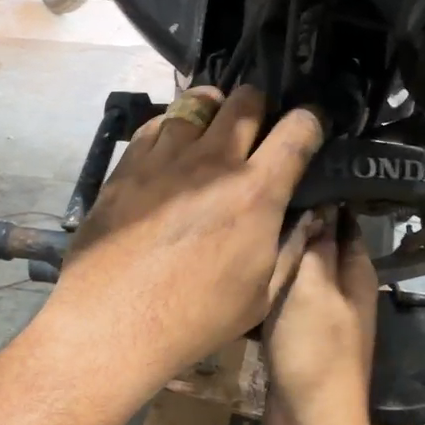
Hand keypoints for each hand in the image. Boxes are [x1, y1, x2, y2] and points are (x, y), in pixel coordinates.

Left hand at [43, 86, 326, 387]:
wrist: (114, 323)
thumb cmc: (196, 320)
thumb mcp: (261, 297)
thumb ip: (292, 249)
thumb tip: (311, 217)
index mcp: (256, 193)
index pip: (298, 130)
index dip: (311, 124)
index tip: (308, 133)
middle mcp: (213, 162)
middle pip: (246, 100)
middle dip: (259, 108)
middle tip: (255, 134)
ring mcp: (165, 159)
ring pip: (197, 103)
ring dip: (213, 113)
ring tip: (211, 134)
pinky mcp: (127, 166)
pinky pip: (157, 125)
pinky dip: (173, 129)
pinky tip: (171, 151)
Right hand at [263, 207, 379, 424]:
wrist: (311, 421)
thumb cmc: (315, 351)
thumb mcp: (314, 290)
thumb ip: (317, 248)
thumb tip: (325, 205)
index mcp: (357, 275)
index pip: (346, 223)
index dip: (325, 199)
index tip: (292, 175)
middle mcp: (344, 293)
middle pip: (319, 249)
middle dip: (294, 229)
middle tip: (256, 200)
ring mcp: (322, 319)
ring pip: (298, 279)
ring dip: (277, 262)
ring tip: (245, 232)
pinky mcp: (300, 341)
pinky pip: (283, 306)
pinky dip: (268, 294)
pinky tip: (243, 280)